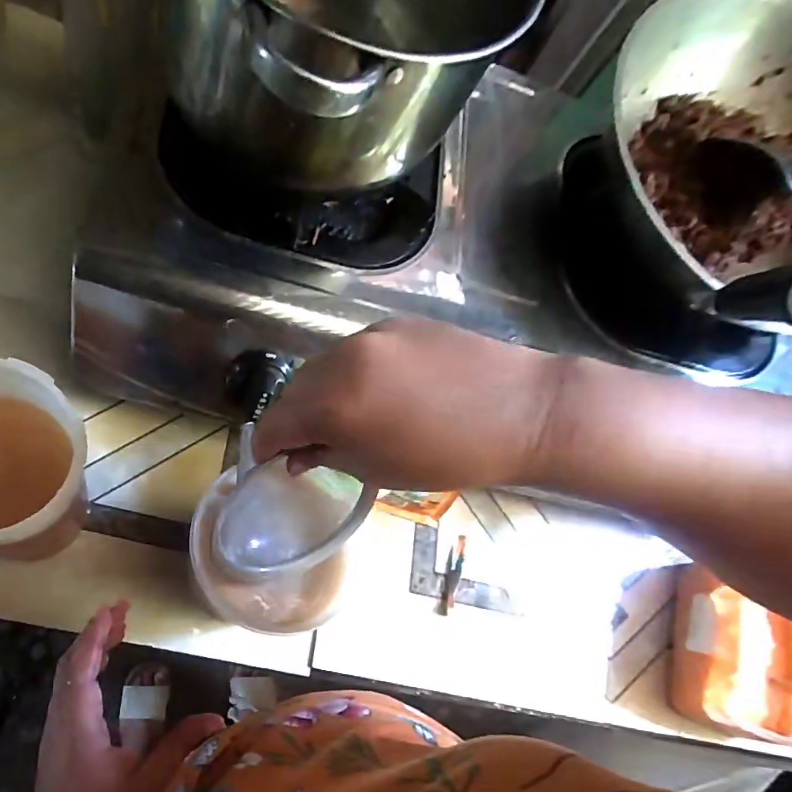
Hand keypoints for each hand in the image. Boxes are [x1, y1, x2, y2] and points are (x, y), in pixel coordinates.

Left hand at [28, 601, 224, 791]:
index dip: (98, 635)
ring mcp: (56, 735)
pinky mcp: (59, 745)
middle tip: (124, 613)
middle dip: (95, 636)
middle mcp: (61, 725)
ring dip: (90, 652)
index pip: (81, 668)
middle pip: (70, 668)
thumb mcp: (147, 787)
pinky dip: (86, 672)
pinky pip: (69, 694)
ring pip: (67, 680)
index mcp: (78, 728)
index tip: (118, 609)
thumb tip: (215, 718)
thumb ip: (179, 748)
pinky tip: (104, 672)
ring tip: (119, 632)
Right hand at [250, 318, 566, 490]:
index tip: (272, 464)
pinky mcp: (397, 322)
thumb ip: (328, 455)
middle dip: (292, 420)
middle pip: (293, 390)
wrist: (523, 410)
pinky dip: (350, 374)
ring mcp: (371, 334)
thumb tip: (298, 452)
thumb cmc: (452, 455)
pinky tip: (377, 393)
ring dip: (319, 395)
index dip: (267, 448)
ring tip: (345, 420)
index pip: (275, 423)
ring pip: (322, 366)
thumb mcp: (380, 469)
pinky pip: (354, 351)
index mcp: (336, 401)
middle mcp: (343, 358)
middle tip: (310, 447)